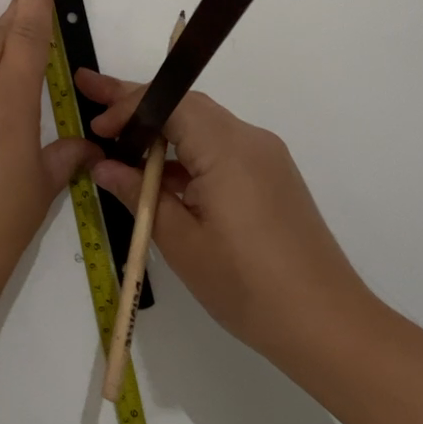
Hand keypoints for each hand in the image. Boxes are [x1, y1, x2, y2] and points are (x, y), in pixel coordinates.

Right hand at [78, 71, 374, 356]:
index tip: (95, 124)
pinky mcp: (272, 179)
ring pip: (202, 125)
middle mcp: (250, 141)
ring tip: (117, 139)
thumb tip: (103, 166)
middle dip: (136, 103)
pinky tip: (160, 177)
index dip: (126, 106)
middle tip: (92, 96)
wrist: (330, 327)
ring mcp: (265, 159)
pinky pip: (220, 148)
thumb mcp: (180, 242)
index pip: (167, 103)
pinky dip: (185, 151)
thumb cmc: (248, 285)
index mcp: (227, 149)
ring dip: (160, 129)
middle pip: (184, 106)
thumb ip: (139, 194)